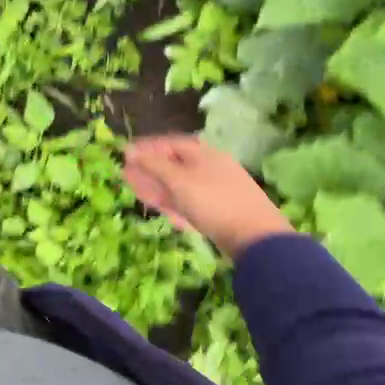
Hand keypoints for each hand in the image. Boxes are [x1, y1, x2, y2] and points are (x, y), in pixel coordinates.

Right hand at [123, 135, 294, 258]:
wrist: (259, 240)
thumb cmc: (214, 202)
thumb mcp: (178, 181)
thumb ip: (152, 164)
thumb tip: (129, 150)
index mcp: (205, 154)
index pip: (169, 143)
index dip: (146, 147)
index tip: (126, 155)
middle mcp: (213, 168)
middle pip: (175, 165)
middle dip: (150, 172)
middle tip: (129, 179)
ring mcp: (220, 190)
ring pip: (183, 186)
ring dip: (161, 191)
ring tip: (145, 200)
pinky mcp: (223, 211)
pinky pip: (194, 202)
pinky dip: (179, 206)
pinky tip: (172, 219)